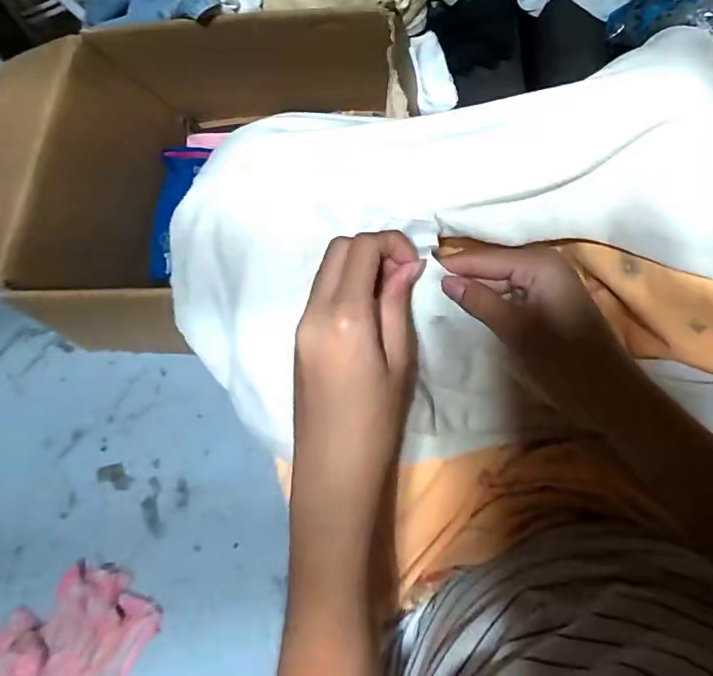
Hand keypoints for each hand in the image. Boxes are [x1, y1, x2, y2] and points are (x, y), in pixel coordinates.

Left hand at [292, 232, 422, 500]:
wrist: (332, 470)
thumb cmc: (376, 422)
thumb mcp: (399, 360)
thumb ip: (397, 303)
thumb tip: (407, 264)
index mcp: (343, 314)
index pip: (361, 247)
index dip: (392, 243)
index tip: (414, 266)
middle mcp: (315, 309)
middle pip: (339, 248)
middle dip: (373, 248)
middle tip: (401, 276)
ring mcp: (301, 322)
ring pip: (327, 266)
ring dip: (358, 264)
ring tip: (388, 293)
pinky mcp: (298, 335)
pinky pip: (321, 290)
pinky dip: (345, 283)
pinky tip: (368, 309)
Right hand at [438, 242, 633, 427]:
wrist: (613, 397)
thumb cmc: (565, 364)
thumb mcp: (515, 332)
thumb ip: (479, 301)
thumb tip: (445, 279)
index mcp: (541, 264)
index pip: (487, 258)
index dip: (455, 264)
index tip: (419, 264)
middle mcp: (548, 263)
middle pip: (495, 263)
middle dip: (465, 270)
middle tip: (425, 275)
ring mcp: (553, 280)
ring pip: (504, 276)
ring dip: (479, 283)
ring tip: (443, 288)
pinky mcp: (554, 298)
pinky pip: (516, 288)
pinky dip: (496, 294)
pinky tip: (476, 302)